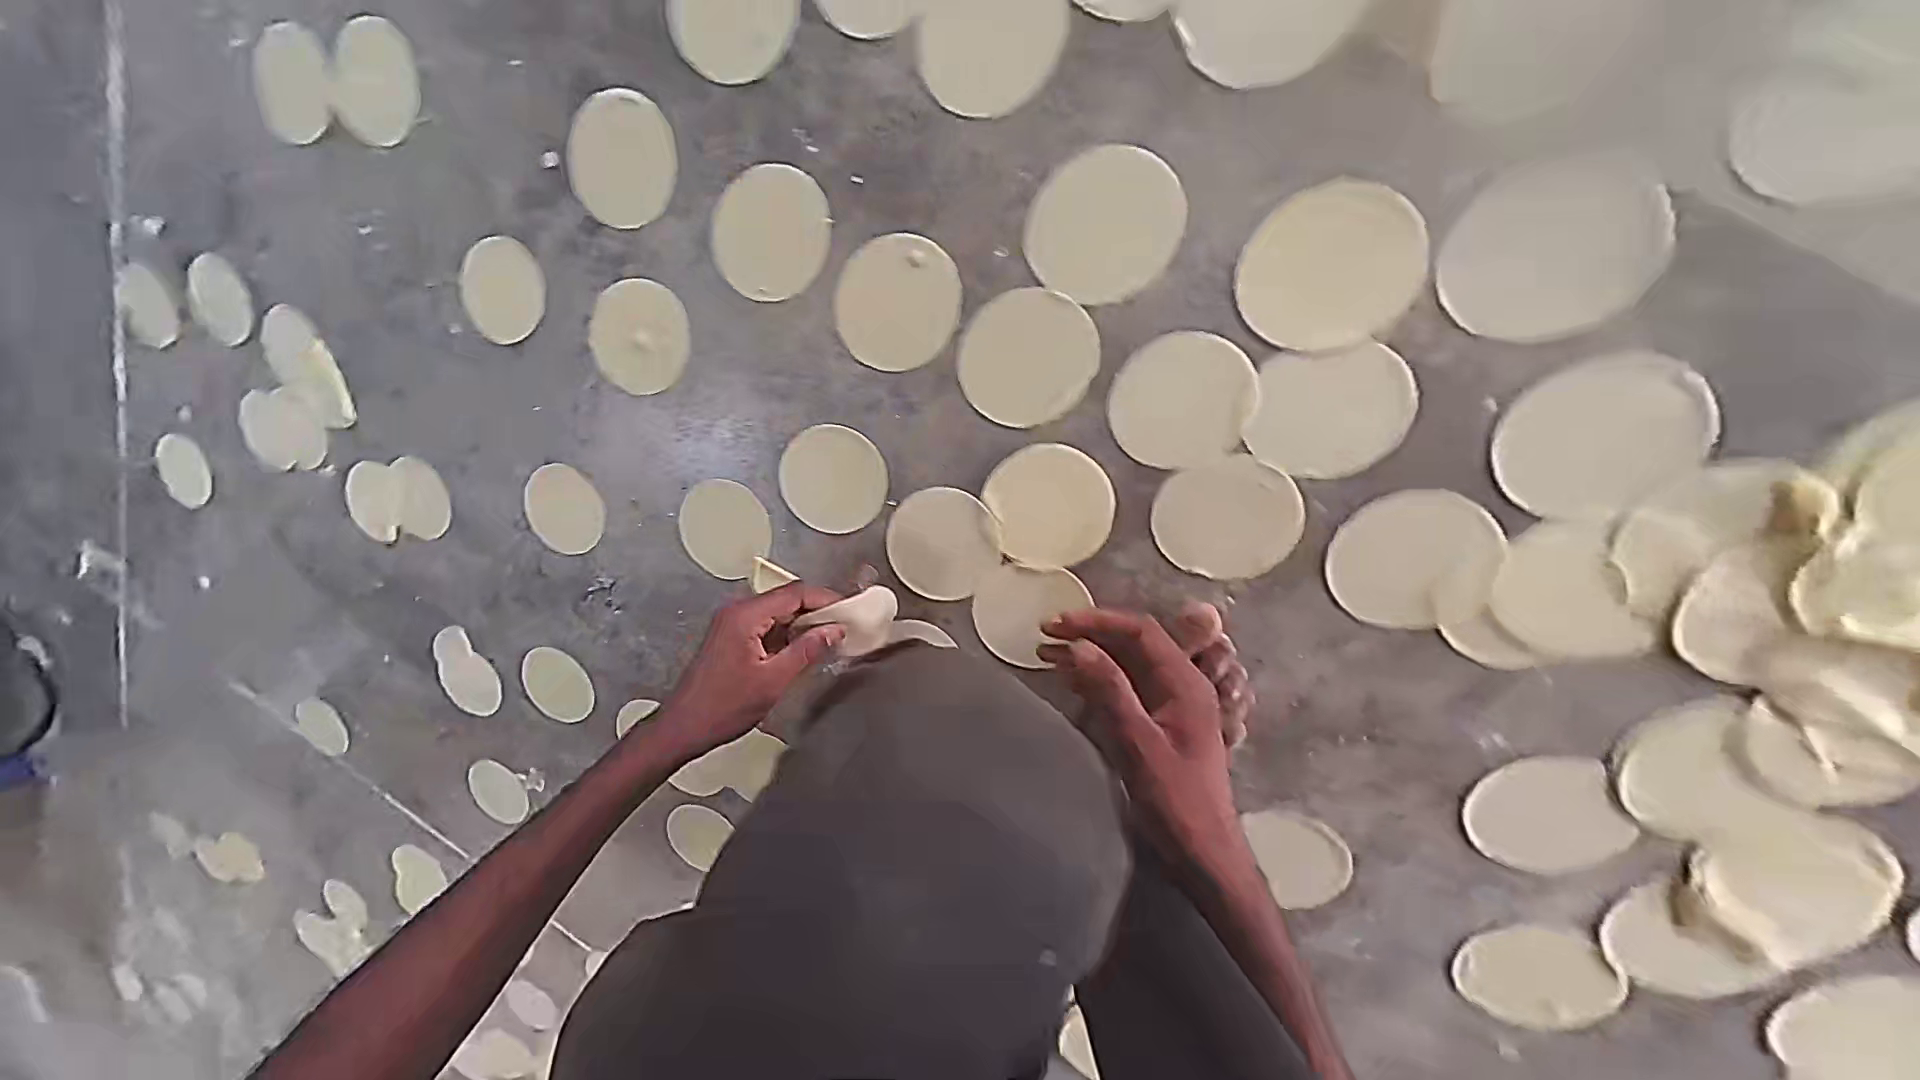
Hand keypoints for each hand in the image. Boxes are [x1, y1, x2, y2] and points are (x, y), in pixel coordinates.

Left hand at [658, 583, 843, 753]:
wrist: (683, 727)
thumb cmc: (726, 706)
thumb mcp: (774, 679)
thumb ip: (807, 650)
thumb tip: (836, 629)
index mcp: (746, 615)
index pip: (794, 593)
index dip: (825, 599)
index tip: (849, 610)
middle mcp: (737, 611)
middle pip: (786, 598)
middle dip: (816, 610)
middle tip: (843, 625)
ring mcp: (732, 623)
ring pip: (777, 612)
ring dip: (802, 623)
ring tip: (829, 638)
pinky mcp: (731, 637)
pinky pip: (766, 625)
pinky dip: (787, 634)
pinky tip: (803, 649)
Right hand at [1039, 603, 1254, 875]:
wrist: (1204, 855)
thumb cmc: (1177, 802)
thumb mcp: (1138, 745)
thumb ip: (1110, 691)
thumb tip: (1078, 646)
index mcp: (1185, 683)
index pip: (1141, 632)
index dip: (1097, 622)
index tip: (1058, 624)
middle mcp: (1181, 685)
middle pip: (1133, 643)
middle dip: (1089, 634)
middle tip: (1046, 635)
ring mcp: (1171, 703)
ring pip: (1126, 664)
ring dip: (1089, 655)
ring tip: (1047, 654)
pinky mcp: (1159, 722)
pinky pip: (1126, 686)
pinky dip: (1096, 678)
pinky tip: (1069, 680)